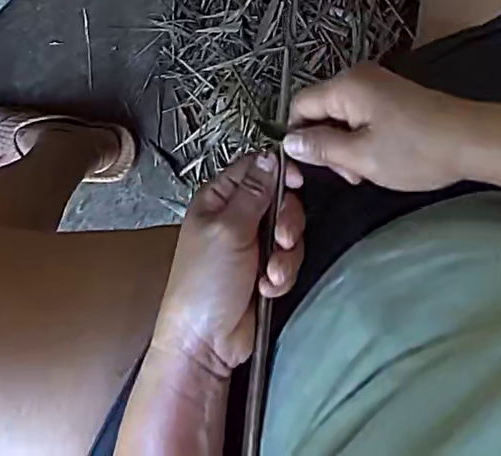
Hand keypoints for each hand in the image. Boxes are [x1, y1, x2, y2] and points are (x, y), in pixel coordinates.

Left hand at [150, 152, 304, 378]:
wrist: (205, 345)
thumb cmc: (205, 283)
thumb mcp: (229, 230)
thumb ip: (254, 191)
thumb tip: (271, 154)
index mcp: (219, 197)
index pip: (256, 167)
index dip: (279, 171)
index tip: (295, 183)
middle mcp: (237, 215)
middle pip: (280, 197)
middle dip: (286, 220)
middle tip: (280, 240)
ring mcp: (253, 243)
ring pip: (289, 229)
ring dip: (285, 254)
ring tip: (271, 274)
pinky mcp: (266, 268)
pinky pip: (288, 258)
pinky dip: (282, 274)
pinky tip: (268, 288)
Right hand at [282, 63, 497, 190]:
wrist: (471, 140)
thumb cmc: (418, 149)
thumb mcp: (361, 157)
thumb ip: (321, 148)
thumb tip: (290, 142)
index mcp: (346, 86)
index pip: (299, 105)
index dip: (297, 137)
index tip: (306, 168)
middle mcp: (358, 77)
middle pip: (321, 110)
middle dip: (326, 144)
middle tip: (348, 174)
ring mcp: (377, 85)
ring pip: (342, 116)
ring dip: (346, 146)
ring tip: (367, 171)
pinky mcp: (392, 96)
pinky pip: (362, 115)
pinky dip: (363, 138)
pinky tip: (380, 159)